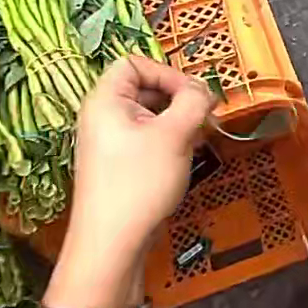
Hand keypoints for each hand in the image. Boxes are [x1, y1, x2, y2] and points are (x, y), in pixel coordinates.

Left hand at [58, 57, 213, 289]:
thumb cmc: (139, 183)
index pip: (134, 63)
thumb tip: (203, 90)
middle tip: (203, 117)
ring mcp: (110, 141)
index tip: (192, 95)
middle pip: (145, 88)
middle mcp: (103, 116)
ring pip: (151, 114)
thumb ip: (193, 102)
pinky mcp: (120, 163)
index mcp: (106, 100)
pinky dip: (170, 139)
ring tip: (199, 137)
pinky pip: (148, 137)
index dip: (167, 72)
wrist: (112, 245)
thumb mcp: (175, 134)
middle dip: (179, 98)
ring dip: (179, 120)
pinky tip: (187, 154)